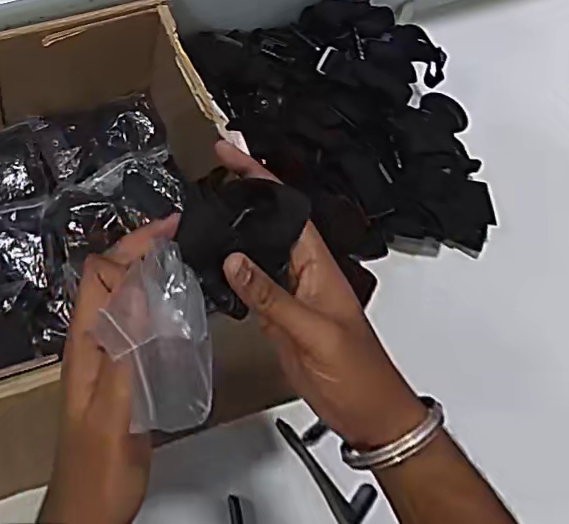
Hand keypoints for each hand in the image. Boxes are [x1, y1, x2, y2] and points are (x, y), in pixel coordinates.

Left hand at [39, 214, 179, 523]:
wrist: (87, 508)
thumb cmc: (96, 469)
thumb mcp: (115, 415)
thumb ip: (124, 357)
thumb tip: (136, 295)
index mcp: (84, 341)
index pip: (99, 275)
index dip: (129, 249)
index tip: (165, 234)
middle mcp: (89, 338)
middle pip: (108, 277)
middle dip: (137, 248)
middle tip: (173, 231)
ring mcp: (101, 353)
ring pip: (119, 295)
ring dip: (143, 269)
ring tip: (174, 256)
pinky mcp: (116, 369)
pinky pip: (131, 320)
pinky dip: (150, 301)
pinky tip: (170, 305)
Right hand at [214, 141, 427, 449]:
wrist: (369, 418)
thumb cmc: (359, 374)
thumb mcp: (315, 332)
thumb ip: (271, 296)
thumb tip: (233, 259)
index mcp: (316, 262)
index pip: (284, 206)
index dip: (257, 175)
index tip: (229, 151)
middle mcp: (298, 267)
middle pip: (266, 217)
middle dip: (240, 188)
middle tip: (208, 166)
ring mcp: (285, 287)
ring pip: (253, 244)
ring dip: (230, 222)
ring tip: (200, 200)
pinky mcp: (273, 309)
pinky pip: (244, 276)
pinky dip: (224, 260)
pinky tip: (207, 254)